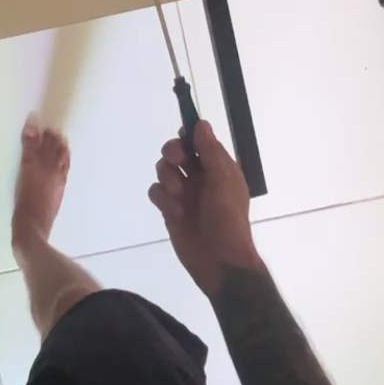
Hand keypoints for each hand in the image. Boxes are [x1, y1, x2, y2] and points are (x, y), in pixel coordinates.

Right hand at [148, 121, 263, 296]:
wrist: (219, 261)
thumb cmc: (227, 218)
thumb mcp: (223, 181)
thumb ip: (211, 152)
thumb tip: (201, 124)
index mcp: (218, 168)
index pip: (199, 142)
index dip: (188, 136)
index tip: (182, 136)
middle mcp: (199, 177)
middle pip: (176, 151)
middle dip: (173, 153)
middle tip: (176, 161)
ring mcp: (183, 193)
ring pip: (163, 170)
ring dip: (168, 178)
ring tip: (178, 195)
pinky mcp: (169, 208)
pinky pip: (156, 192)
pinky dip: (163, 199)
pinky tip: (174, 211)